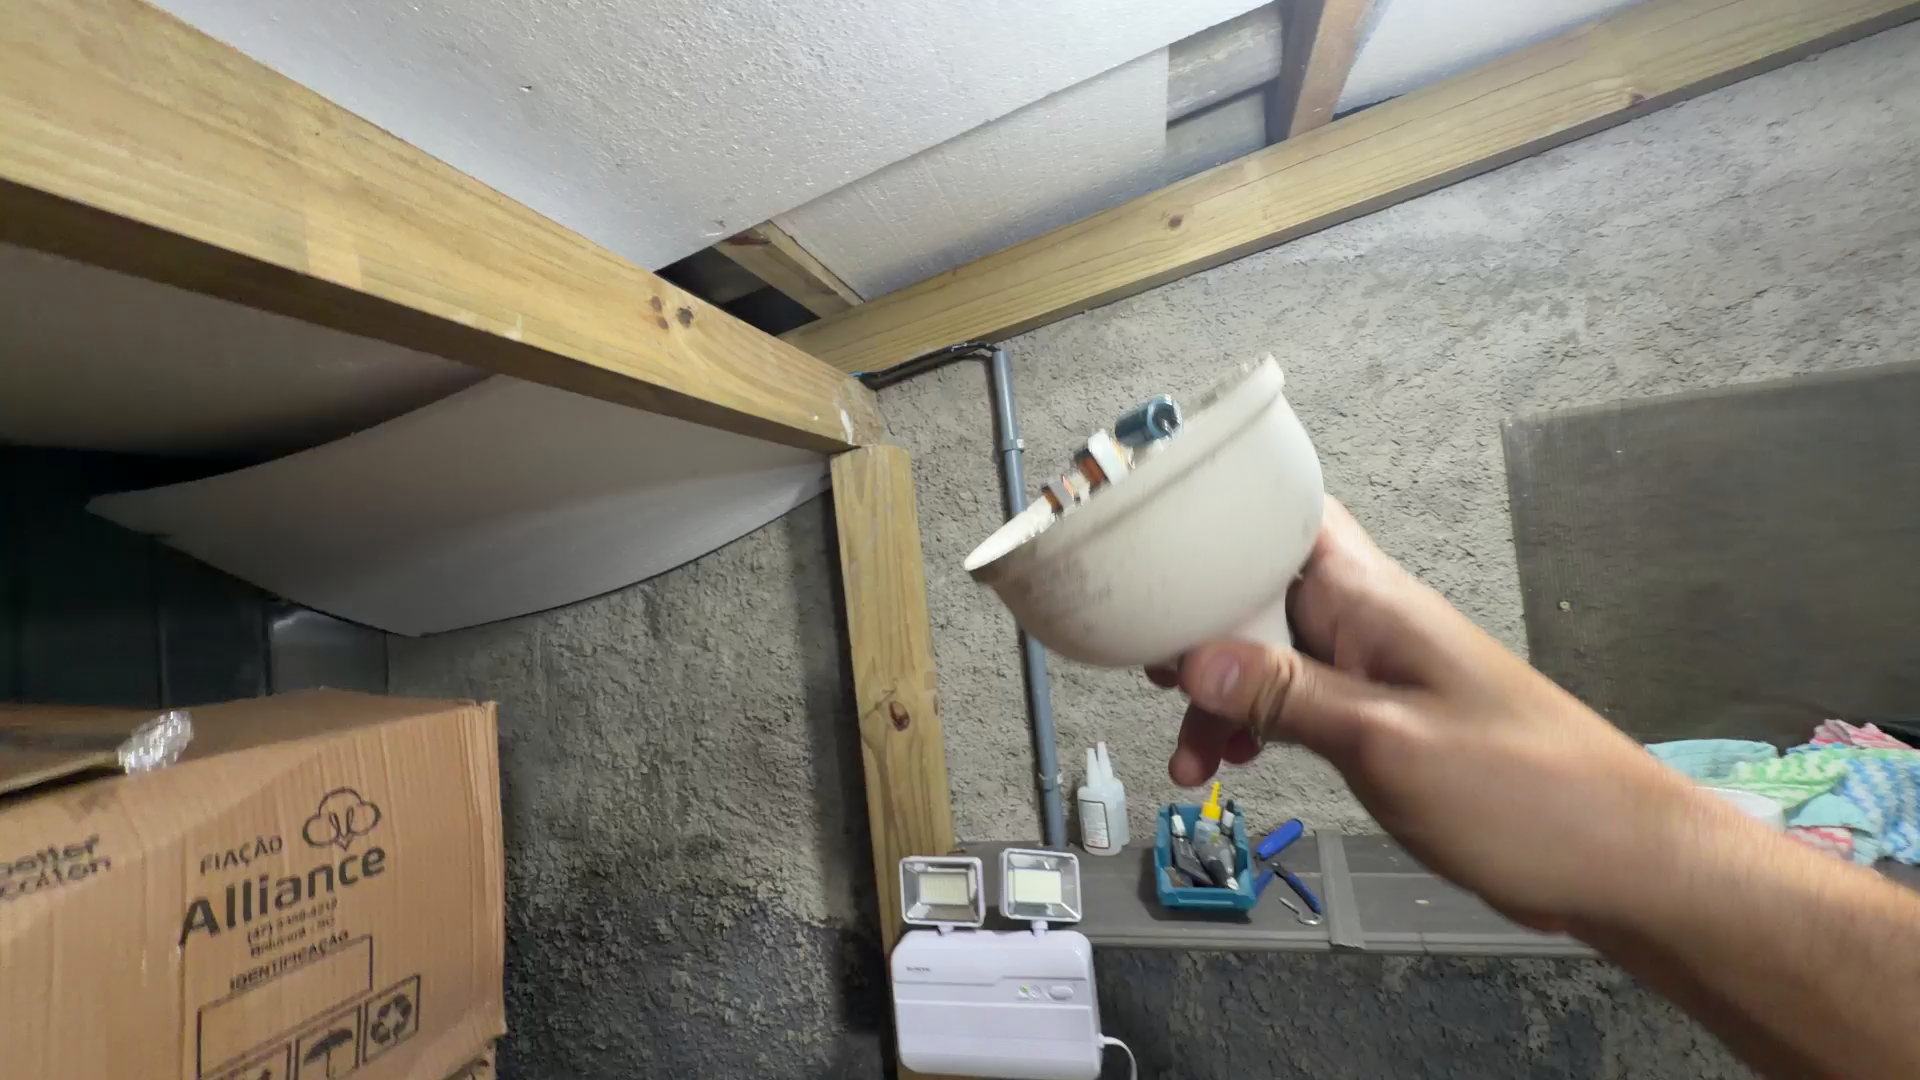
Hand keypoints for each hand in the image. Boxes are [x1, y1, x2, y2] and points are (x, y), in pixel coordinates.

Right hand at [1149, 498, 1719, 928]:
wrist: (1619, 864)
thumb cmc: (1519, 790)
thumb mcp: (1386, 741)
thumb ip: (1285, 695)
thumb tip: (1190, 661)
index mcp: (1366, 597)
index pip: (1282, 519)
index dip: (1215, 524)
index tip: (1156, 562)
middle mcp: (1356, 617)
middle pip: (1253, 592)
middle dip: (1197, 630)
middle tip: (1153, 673)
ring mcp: (1359, 665)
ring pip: (1262, 655)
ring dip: (1218, 697)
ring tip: (1189, 754)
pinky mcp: (1363, 710)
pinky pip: (1286, 699)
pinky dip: (1251, 725)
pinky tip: (1232, 761)